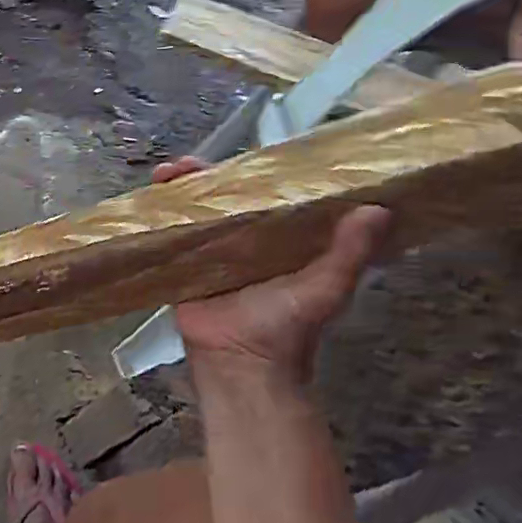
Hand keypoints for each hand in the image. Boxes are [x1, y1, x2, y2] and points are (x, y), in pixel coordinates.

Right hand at [151, 157, 390, 385]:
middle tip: (185, 165)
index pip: (256, 193)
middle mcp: (236, 239)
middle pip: (214, 197)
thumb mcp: (326, 288)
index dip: (242, 172)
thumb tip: (378, 210)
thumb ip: (349, 253)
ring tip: (164, 176)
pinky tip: (143, 204)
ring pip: (187, 211)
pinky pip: (165, 237)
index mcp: (271, 237)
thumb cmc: (288, 327)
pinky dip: (154, 219)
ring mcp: (204, 252)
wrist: (244, 366)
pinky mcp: (178, 266)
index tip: (231, 156)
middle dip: (198, 176)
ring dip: (174, 191)